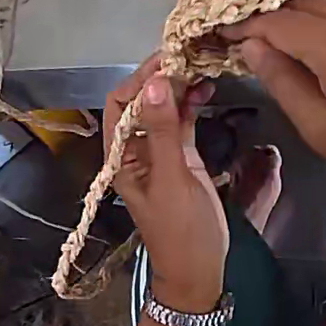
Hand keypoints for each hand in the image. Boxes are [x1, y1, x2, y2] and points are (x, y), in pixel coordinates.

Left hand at [107, 56, 224, 313]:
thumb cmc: (181, 231)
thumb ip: (164, 131)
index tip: (166, 59)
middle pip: (141, 102)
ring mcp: (160, 151)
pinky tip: (205, 88)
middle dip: (160, 77)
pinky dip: (192, 103)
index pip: (120, 104)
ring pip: (163, 108)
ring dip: (178, 87)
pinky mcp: (182, 156)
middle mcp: (137, 148)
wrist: (198, 271)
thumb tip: (154, 83)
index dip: (138, 79)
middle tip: (187, 54)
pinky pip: (183, 121)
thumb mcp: (172, 180)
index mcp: (122, 156)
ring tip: (200, 65)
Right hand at [222, 0, 325, 221]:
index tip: (218, 32)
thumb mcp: (322, 128)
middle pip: (299, 2)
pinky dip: (315, 17)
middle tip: (235, 32)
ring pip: (321, 1)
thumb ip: (283, 82)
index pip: (278, 21)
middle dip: (265, 14)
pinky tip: (301, 35)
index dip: (245, 25)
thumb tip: (251, 47)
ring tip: (262, 34)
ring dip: (290, 13)